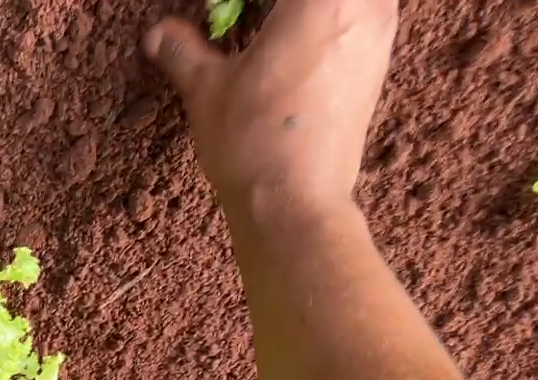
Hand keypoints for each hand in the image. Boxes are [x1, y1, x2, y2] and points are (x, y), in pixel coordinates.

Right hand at [143, 0, 398, 225]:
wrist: (293, 202)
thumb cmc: (250, 142)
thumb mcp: (206, 92)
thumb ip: (184, 51)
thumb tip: (157, 32)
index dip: (243, 1)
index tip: (224, 11)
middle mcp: (364, 3)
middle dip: (276, 7)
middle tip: (245, 18)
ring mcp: (380, 31)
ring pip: (344, 1)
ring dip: (304, 13)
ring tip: (269, 36)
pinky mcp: (379, 62)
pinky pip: (360, 17)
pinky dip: (328, 24)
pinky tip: (293, 54)